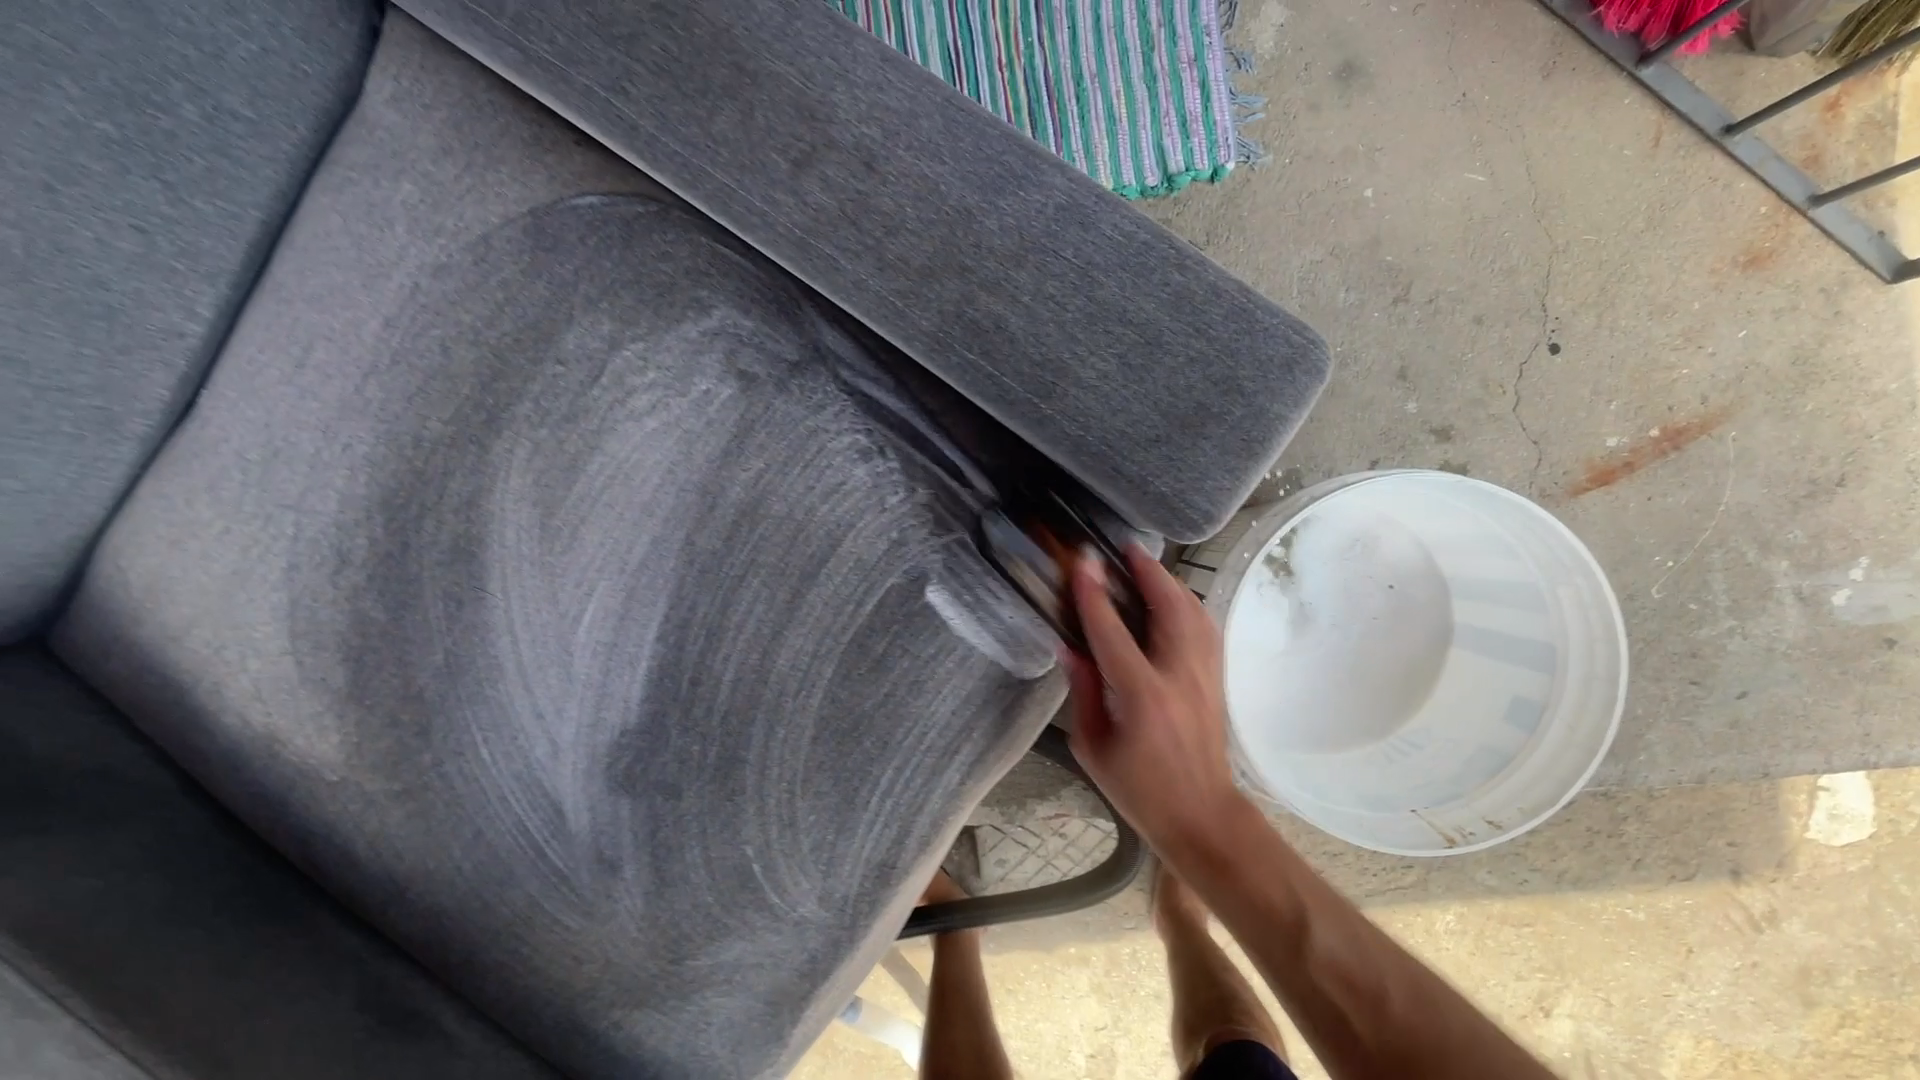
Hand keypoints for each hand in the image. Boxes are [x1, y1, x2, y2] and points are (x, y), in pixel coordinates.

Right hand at [1064, 544, 1247, 854]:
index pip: (1112, 632)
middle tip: (1124, 549)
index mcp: (1142, 697)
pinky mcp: (1217, 680)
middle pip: (1169, 608)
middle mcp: (1179, 677)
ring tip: (1146, 566)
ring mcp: (1206, 676)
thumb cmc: (1139, 790)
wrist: (1202, 816)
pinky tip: (1172, 599)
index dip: (1093, 595)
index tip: (1082, 563)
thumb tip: (1071, 648)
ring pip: (1194, 612)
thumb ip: (1083, 692)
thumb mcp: (1093, 747)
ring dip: (1169, 583)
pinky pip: (1205, 627)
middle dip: (1147, 572)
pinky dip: (1187, 604)